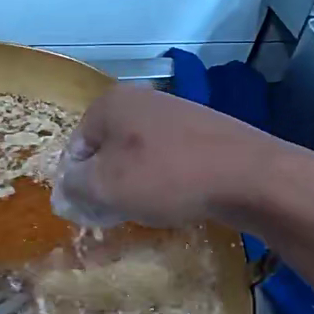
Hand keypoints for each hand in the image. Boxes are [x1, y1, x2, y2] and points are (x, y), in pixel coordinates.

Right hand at [52, 85, 295, 231]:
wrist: (251, 175)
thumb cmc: (166, 175)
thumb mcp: (106, 187)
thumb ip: (75, 189)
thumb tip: (62, 195)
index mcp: (109, 103)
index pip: (74, 148)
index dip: (76, 184)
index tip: (90, 212)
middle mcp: (139, 99)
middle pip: (106, 150)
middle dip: (106, 184)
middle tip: (117, 214)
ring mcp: (174, 113)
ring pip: (137, 155)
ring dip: (135, 184)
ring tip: (150, 210)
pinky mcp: (203, 132)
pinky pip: (168, 158)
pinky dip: (165, 179)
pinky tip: (178, 199)